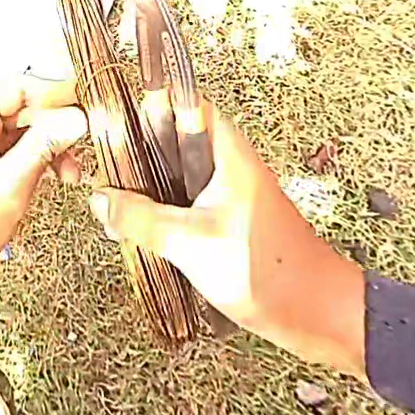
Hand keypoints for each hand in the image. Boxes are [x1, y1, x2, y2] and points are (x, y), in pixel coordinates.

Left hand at [0, 80, 86, 317]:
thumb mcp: (11, 185)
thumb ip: (46, 145)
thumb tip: (77, 117)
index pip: (24, 89)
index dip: (58, 98)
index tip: (87, 111)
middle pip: (24, 110)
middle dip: (55, 131)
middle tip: (80, 153)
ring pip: (20, 131)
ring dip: (46, 149)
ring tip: (68, 176)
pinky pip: (9, 148)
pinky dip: (31, 160)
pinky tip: (46, 178)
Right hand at [87, 101, 366, 378]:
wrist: (315, 312)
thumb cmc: (263, 269)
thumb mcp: (191, 241)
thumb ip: (141, 218)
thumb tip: (99, 199)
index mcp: (227, 149)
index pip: (186, 103)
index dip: (151, 105)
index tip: (114, 120)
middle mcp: (227, 160)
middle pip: (175, 137)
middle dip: (140, 151)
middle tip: (108, 169)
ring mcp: (227, 188)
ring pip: (177, 171)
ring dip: (149, 184)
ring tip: (116, 202)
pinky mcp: (226, 215)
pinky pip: (186, 197)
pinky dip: (163, 206)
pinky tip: (139, 228)